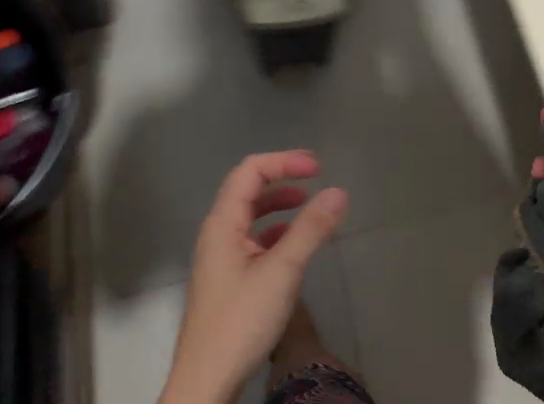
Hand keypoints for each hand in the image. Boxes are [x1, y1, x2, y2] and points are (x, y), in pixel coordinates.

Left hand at [161, 150, 348, 403]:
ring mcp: (219, 258)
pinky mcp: (227, 281)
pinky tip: (292, 244)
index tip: (316, 167)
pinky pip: (251, 240)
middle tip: (315, 177)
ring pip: (249, 216)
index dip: (283, 161)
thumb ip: (309, 230)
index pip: (250, 171)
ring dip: (277, 204)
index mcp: (222, 223)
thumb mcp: (281, 272)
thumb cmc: (241, 320)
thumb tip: (338, 191)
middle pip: (246, 189)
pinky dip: (273, 232)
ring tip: (307, 205)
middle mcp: (217, 234)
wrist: (206, 381)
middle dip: (281, 178)